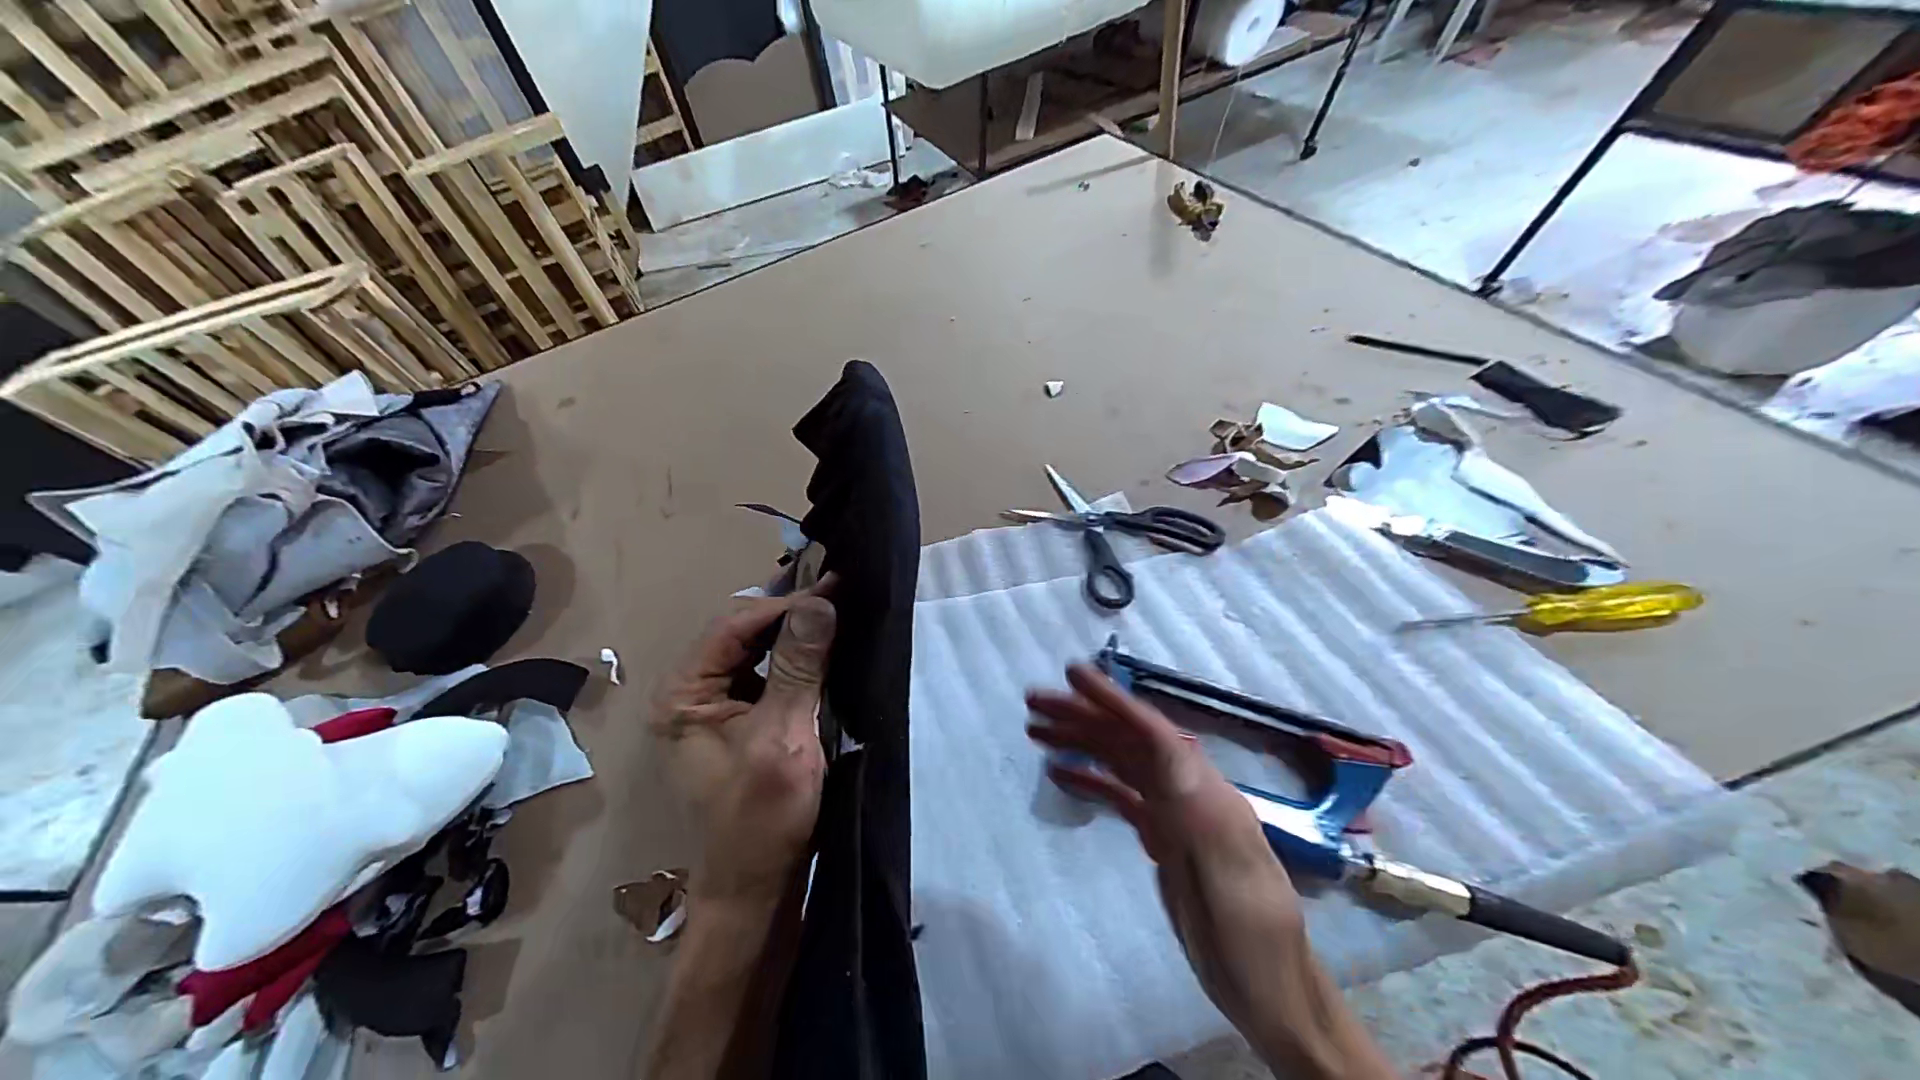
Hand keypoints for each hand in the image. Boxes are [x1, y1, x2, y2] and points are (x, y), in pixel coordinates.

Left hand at [650, 581, 835, 905]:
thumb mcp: (783, 736)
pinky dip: (797, 658)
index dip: (782, 604)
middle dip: (790, 614)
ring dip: (795, 633)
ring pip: (756, 650)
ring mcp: (715, 707)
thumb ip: (798, 666)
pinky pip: (767, 673)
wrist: (758, 885)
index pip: (732, 626)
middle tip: (840, 595)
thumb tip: (820, 602)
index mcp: (683, 694)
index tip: (833, 589)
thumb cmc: (762, 815)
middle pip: (741, 633)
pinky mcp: (741, 720)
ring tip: (837, 613)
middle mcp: (692, 692)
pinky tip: (826, 649)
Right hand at [1026, 665, 1396, 1079]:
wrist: (1269, 993)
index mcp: (1207, 795)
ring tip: (1036, 729)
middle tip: (1034, 702)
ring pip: (1123, 763)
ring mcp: (1175, 815)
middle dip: (1084, 716)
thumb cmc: (1252, 942)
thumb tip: (1168, 751)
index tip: (1073, 676)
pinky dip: (1091, 780)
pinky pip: (1122, 796)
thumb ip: (1200, 816)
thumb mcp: (1232, 882)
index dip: (1114, 701)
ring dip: (1082, 741)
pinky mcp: (1164, 838)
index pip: (1154, 733)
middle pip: (1131, 741)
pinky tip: (1061, 774)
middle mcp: (1190, 793)